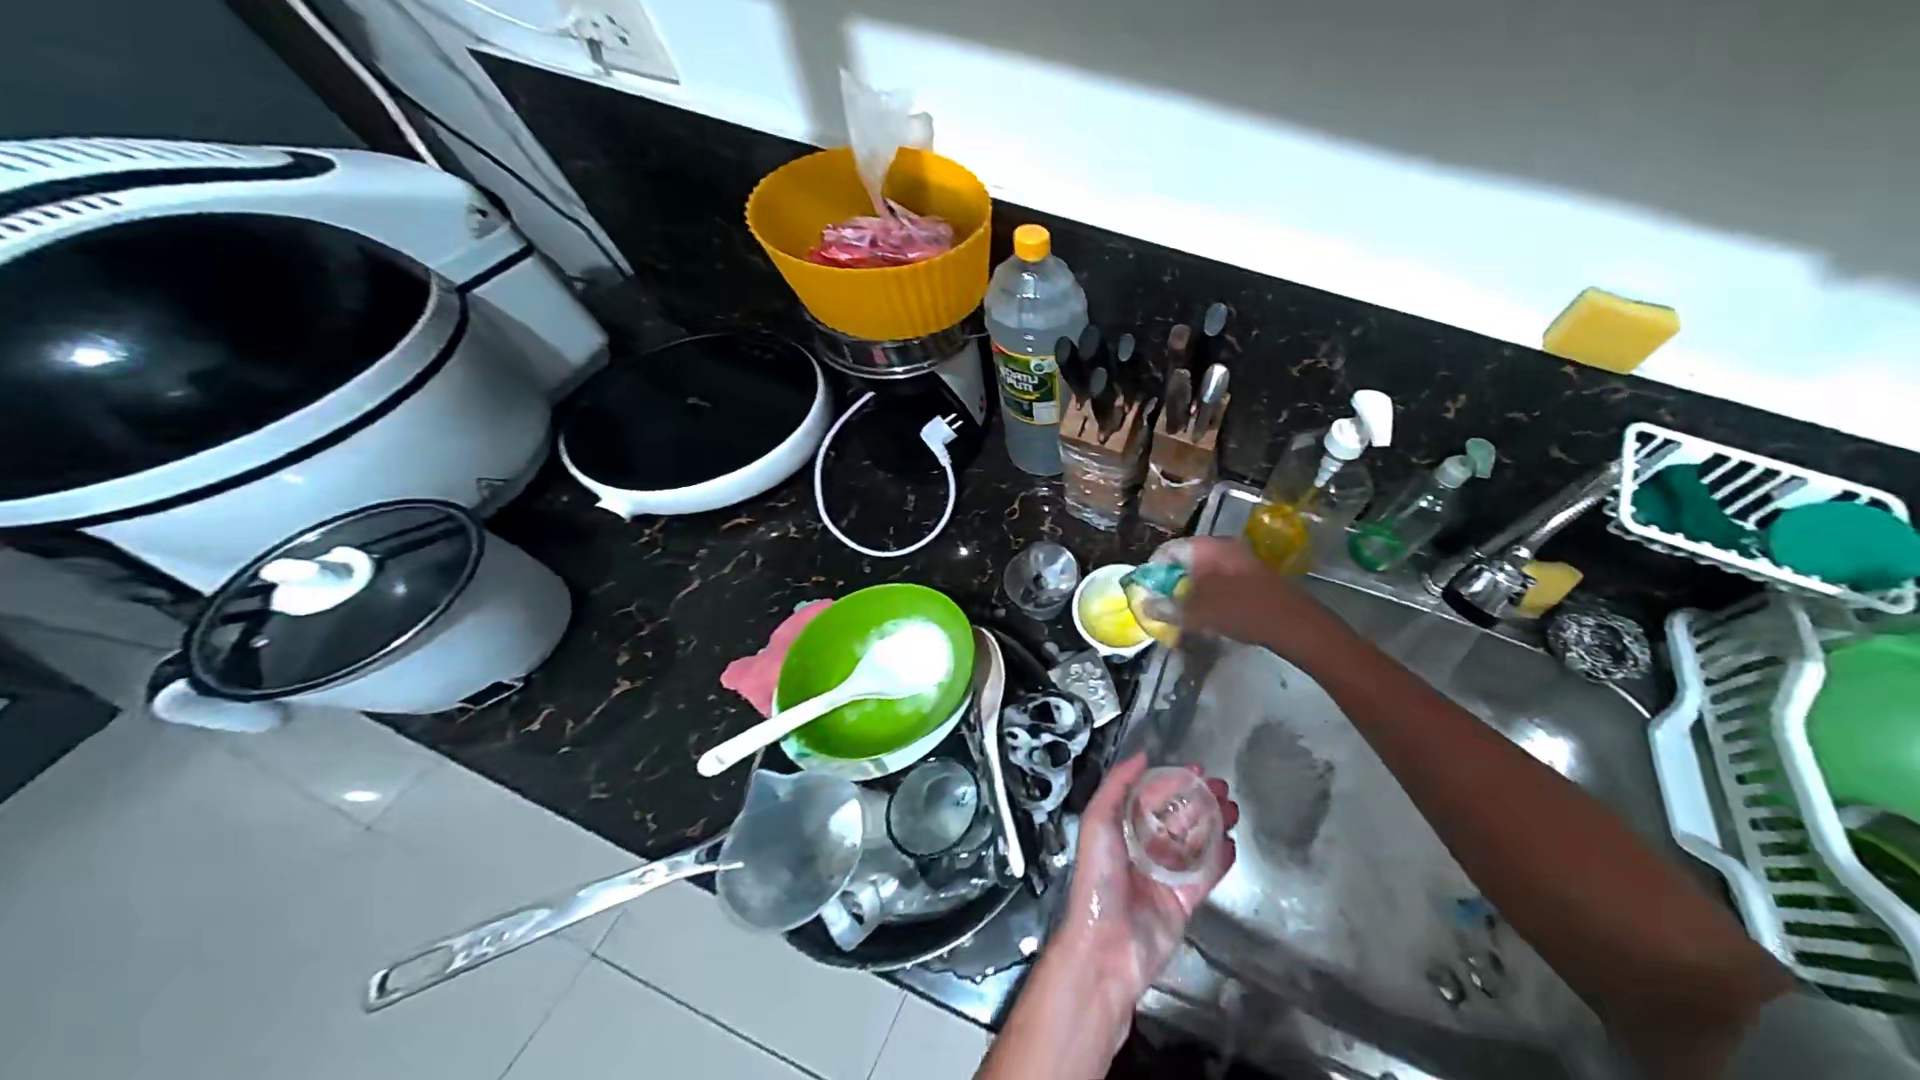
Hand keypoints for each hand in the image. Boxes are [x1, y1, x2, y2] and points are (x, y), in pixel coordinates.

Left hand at [1054, 753, 1239, 1000]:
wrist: (1107, 947)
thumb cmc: (1098, 880)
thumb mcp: (1097, 822)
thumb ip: (1117, 786)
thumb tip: (1141, 756)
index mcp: (1120, 829)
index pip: (1151, 798)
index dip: (1174, 783)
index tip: (1197, 770)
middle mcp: (1142, 849)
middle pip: (1177, 818)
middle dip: (1200, 801)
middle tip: (1223, 788)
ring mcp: (1164, 875)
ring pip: (1194, 843)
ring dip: (1214, 824)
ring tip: (1233, 809)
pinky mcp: (1183, 901)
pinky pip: (1205, 876)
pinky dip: (1219, 860)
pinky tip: (1231, 844)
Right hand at [1150, 536, 1339, 652]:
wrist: (1294, 624)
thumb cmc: (1242, 611)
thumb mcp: (1199, 613)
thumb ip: (1167, 607)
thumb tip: (1144, 605)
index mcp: (1207, 548)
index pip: (1168, 550)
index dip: (1152, 570)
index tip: (1144, 590)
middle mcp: (1223, 547)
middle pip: (1185, 559)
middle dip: (1169, 581)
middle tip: (1160, 602)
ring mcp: (1240, 560)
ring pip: (1203, 570)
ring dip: (1188, 589)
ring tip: (1180, 611)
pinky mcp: (1252, 576)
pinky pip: (1219, 578)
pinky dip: (1207, 592)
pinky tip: (1206, 612)